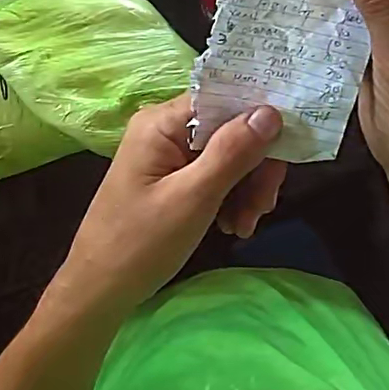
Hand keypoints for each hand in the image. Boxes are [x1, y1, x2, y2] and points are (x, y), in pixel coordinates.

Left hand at [49, 95, 284, 311]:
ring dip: (245, 189)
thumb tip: (270, 111)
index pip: (224, 100)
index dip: (260, 121)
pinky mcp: (169, 179)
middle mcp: (163, 129)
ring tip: (244, 226)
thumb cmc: (141, 242)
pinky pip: (212, 176)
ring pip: (226, 156)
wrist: (100, 288)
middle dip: (254, 168)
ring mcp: (165, 155)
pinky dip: (229, 199)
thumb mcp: (194, 197)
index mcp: (161, 122)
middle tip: (263, 208)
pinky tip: (232, 227)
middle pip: (229, 130)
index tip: (288, 154)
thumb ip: (233, 151)